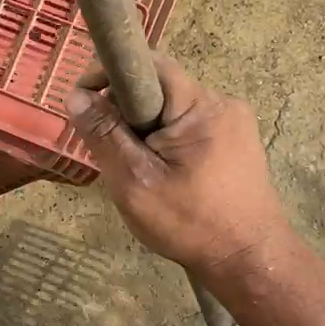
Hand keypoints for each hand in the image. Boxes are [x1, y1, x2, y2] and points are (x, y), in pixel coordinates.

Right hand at [66, 53, 291, 276]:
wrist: (248, 261)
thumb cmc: (189, 220)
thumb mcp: (133, 178)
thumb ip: (104, 134)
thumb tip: (76, 95)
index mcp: (200, 107)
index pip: (148, 64)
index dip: (109, 74)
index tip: (82, 100)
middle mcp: (221, 104)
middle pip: (157, 87)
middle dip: (121, 109)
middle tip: (101, 146)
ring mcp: (232, 123)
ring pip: (168, 108)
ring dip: (139, 128)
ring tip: (128, 166)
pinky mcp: (233, 141)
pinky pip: (183, 124)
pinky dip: (159, 139)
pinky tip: (155, 172)